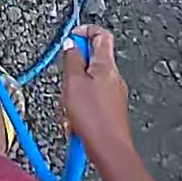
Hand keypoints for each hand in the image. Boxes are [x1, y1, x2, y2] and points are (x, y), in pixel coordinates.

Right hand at [61, 24, 133, 164]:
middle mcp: (113, 75)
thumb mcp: (73, 82)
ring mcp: (114, 91)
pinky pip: (94, 95)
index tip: (71, 38)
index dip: (85, 30)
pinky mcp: (112, 107)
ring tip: (70, 102)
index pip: (102, 34)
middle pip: (94, 57)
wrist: (109, 150)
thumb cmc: (92, 117)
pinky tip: (75, 117)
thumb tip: (70, 43)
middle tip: (67, 77)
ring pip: (91, 78)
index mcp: (106, 64)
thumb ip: (71, 59)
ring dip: (76, 85)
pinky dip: (82, 100)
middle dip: (75, 64)